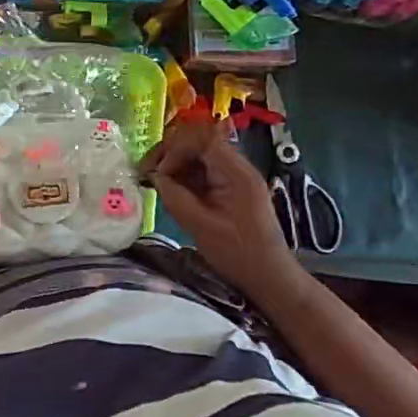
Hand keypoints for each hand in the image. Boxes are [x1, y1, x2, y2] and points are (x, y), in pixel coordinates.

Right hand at [140, 119, 293, 290]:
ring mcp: (236, 177)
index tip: (157, 173)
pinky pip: (205, 172)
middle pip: (200, 143)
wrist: (270, 277)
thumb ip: (175, 197)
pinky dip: (185, 177)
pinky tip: (171, 190)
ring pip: (200, 156)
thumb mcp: (200, 227)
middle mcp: (238, 168)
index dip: (175, 149)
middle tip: (147, 172)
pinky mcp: (232, 188)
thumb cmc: (238, 254)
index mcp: (236, 173)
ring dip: (176, 165)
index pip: (203, 140)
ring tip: (156, 182)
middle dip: (171, 154)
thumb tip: (155, 177)